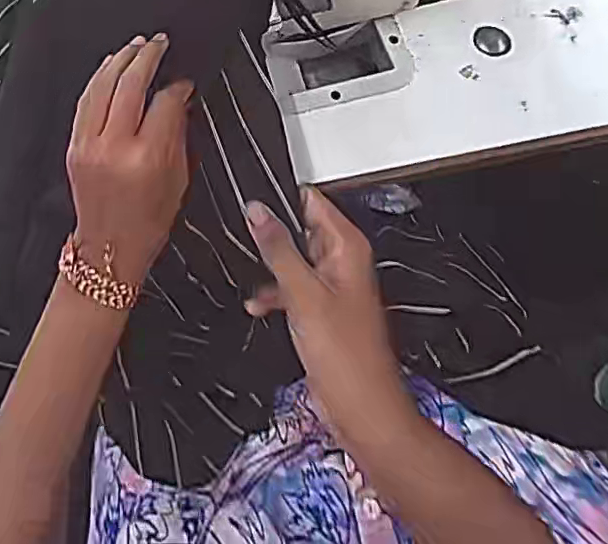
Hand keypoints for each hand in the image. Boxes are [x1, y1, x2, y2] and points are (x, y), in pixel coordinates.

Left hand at [68, 34, 194, 284]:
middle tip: (160, 43)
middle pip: (131, 84)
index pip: (165, 101)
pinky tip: (111, 66)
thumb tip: (178, 98)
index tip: (184, 81)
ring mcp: (90, 145)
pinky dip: (99, 78)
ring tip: (136, 46)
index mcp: (148, 158)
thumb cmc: (148, 221)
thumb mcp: (179, 177)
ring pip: (103, 85)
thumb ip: (178, 133)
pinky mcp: (74, 146)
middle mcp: (116, 147)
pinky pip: (85, 100)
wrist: (108, 249)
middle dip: (148, 57)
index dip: (178, 85)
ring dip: (121, 60)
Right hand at [245, 189, 416, 444]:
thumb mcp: (303, 294)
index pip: (312, 200)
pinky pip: (293, 286)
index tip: (252, 201)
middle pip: (301, 227)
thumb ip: (278, 249)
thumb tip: (257, 210)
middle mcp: (341, 259)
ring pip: (294, 258)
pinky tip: (258, 304)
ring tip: (249, 270)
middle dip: (273, 235)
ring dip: (271, 266)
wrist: (362, 410)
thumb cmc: (345, 355)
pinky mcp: (321, 307)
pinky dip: (276, 293)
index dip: (281, 198)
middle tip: (245, 238)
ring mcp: (331, 283)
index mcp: (346, 245)